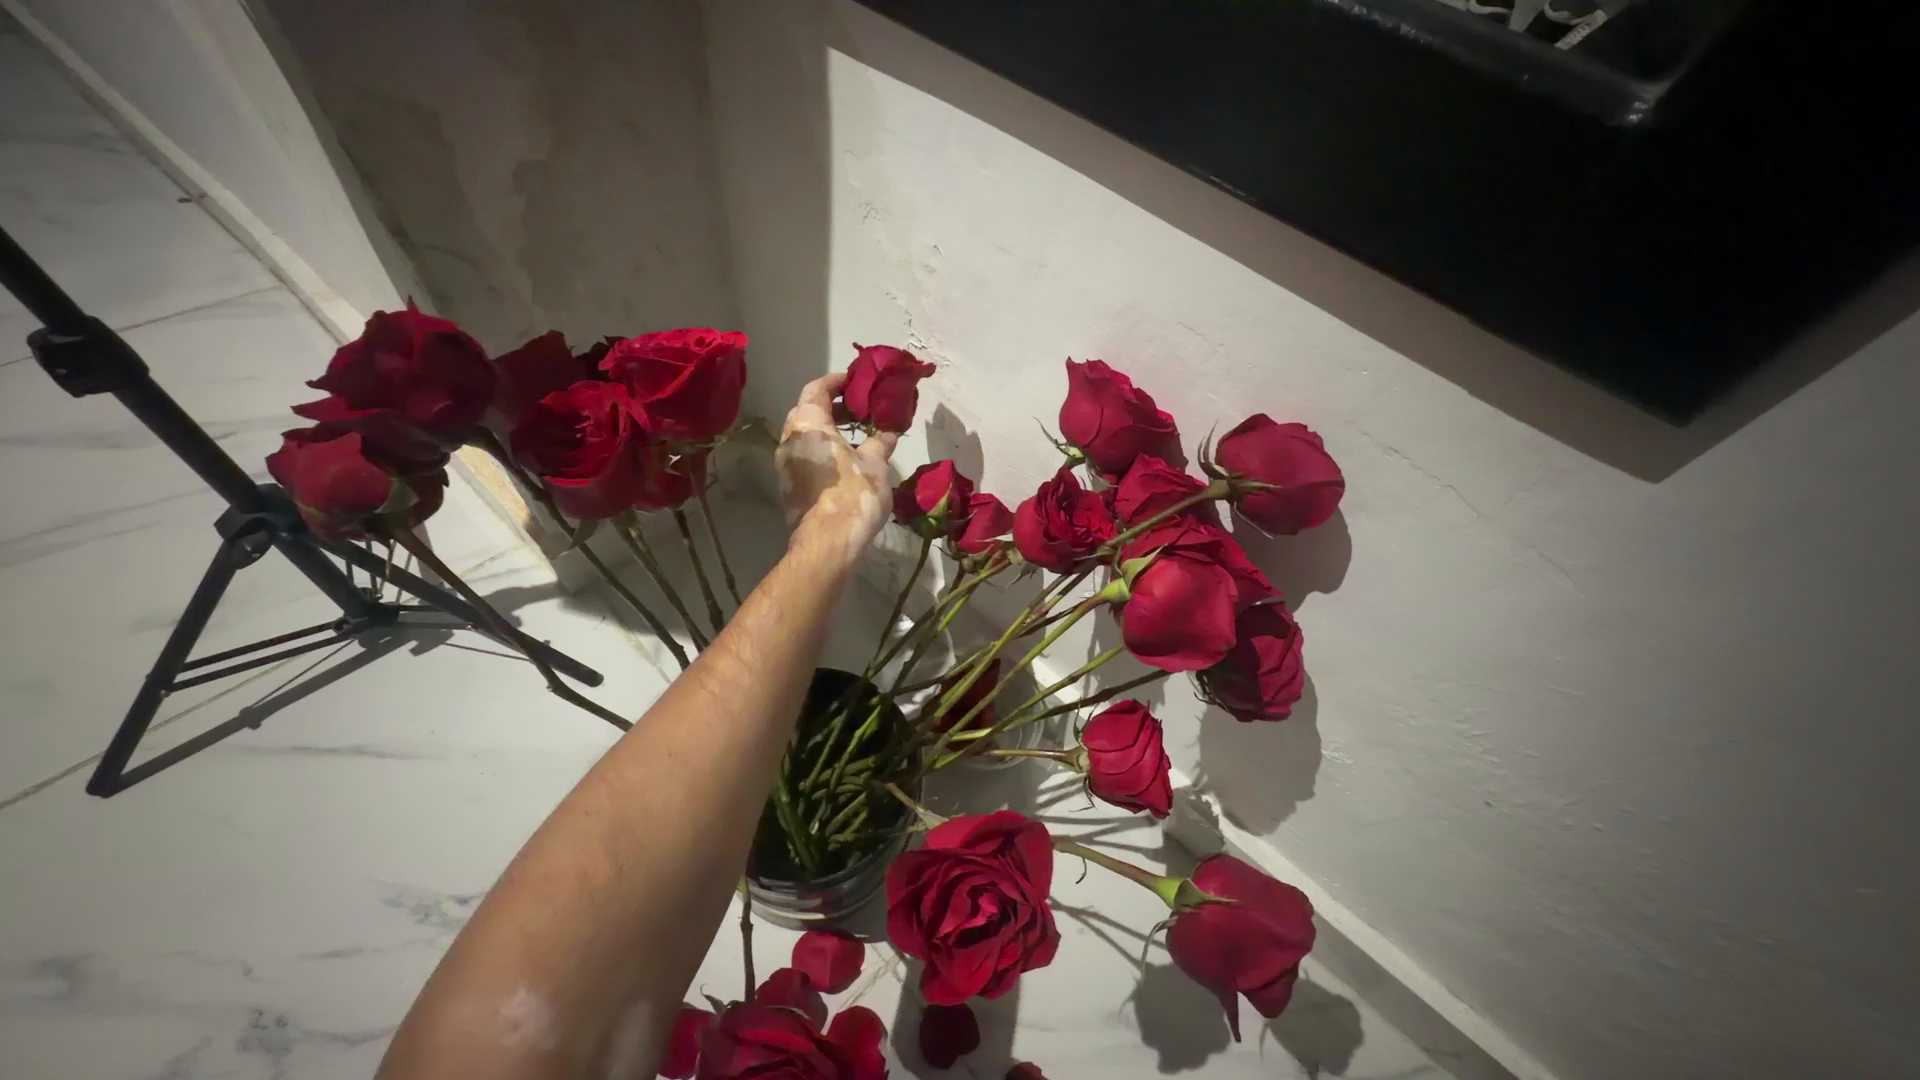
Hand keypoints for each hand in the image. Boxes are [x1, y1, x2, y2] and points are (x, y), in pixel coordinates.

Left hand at [776, 373, 896, 565]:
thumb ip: (879, 444)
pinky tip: (844, 462)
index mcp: (808, 424)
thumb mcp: (875, 464)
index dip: (835, 382)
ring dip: (826, 432)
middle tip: (857, 409)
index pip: (816, 389)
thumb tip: (888, 433)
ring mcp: (785, 465)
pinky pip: (805, 458)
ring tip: (854, 436)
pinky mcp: (789, 487)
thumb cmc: (853, 494)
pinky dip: (822, 452)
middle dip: (831, 407)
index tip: (853, 381)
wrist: (828, 542)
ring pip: (805, 437)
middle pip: (806, 412)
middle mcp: (790, 439)